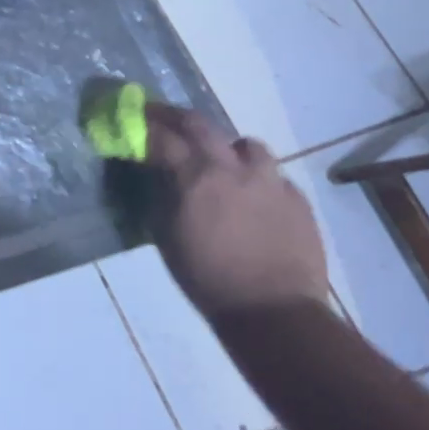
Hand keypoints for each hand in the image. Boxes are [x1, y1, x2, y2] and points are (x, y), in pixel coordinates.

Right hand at [147, 104, 328, 320]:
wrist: (274, 311)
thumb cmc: (206, 275)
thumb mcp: (164, 232)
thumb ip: (160, 194)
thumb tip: (154, 173)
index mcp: (194, 176)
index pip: (160, 135)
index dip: (141, 125)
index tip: (130, 122)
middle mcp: (232, 168)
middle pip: (200, 124)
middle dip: (176, 118)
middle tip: (162, 120)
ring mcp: (270, 182)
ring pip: (247, 145)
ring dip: (228, 147)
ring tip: (222, 164)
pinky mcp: (298, 202)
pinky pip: (275, 177)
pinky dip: (258, 179)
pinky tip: (253, 199)